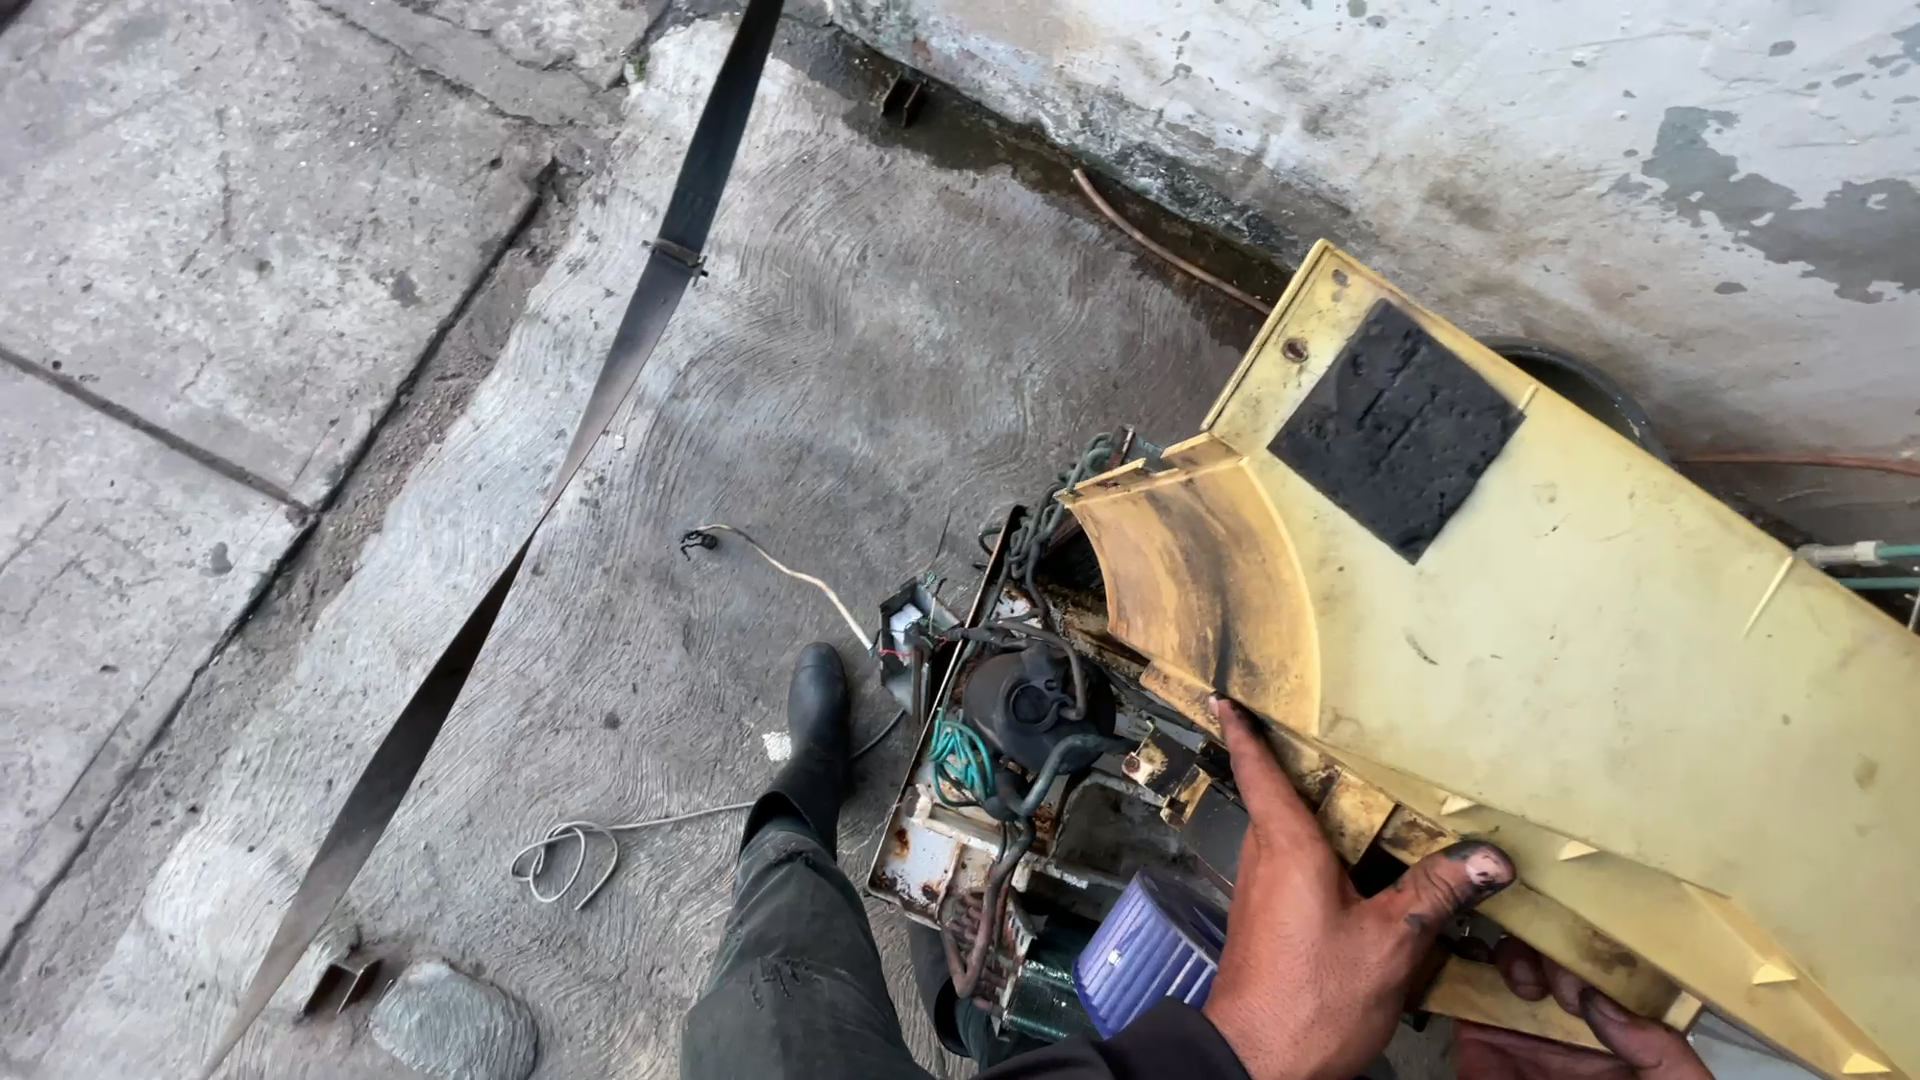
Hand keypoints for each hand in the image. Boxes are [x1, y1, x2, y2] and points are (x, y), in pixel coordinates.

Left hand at [1202, 696, 1516, 1079]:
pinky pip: (1288, 856)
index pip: (1256, 769)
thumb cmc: (1317, 991)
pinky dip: (1315, 842)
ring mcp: (1259, 880)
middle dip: (1294, 762)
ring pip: (1282, 826)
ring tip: (1353, 784)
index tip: (1223, 696)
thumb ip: (1432, 892)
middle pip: (1274, 792)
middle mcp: (1263, 850)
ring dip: (1309, 805)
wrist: (1260, 1053)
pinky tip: (1352, 854)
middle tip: (1325, 729)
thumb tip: (1488, 857)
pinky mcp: (1265, 907)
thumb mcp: (1389, 942)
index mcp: (1285, 842)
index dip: (1241, 730)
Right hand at [1453, 938, 1712, 1079]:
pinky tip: (1473, 960)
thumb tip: (1597, 997)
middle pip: (1547, 959)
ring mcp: (1519, 1029)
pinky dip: (1461, 963)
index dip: (1590, 959)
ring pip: (1503, 963)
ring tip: (1524, 987)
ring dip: (1510, 956)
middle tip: (1556, 991)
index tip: (1586, 982)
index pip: (1602, 974)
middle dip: (1545, 955)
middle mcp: (1568, 1025)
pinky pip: (1462, 990)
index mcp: (1621, 1037)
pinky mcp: (1476, 1038)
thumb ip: (1663, 1052)